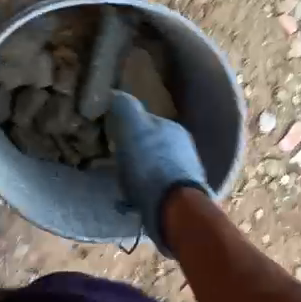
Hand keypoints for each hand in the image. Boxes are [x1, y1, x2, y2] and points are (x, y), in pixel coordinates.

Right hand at [105, 91, 210, 250]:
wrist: (173, 208)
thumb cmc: (149, 163)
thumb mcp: (132, 126)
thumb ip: (125, 106)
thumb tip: (116, 93)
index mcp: (173, 128)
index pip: (147, 120)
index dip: (128, 126)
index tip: (113, 134)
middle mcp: (185, 148)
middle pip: (153, 144)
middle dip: (136, 151)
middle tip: (117, 159)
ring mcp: (187, 175)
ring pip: (156, 167)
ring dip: (141, 173)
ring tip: (124, 183)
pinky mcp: (184, 199)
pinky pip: (159, 189)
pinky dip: (146, 192)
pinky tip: (133, 201)